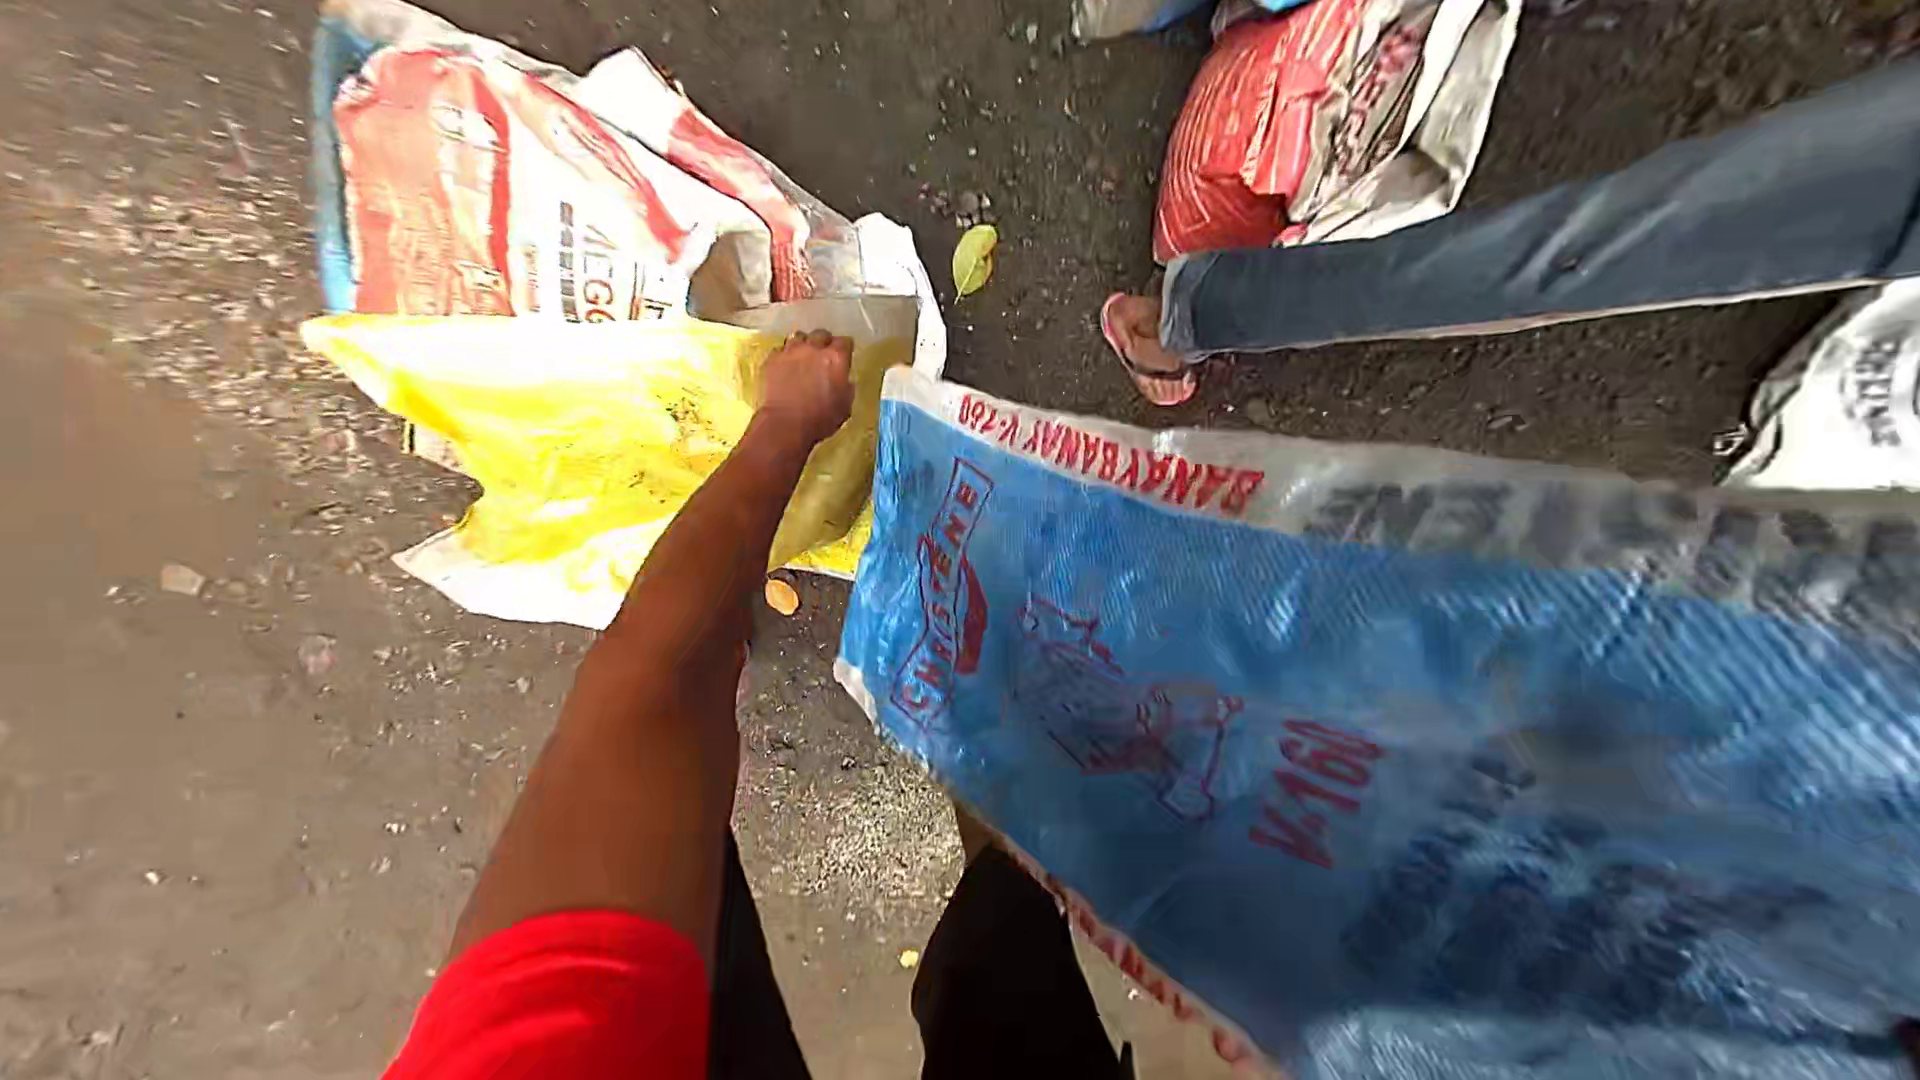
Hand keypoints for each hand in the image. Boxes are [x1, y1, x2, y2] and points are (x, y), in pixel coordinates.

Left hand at [757, 329, 854, 445]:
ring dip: (804, 344)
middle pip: (821, 334)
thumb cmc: (821, 419)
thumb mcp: (845, 405)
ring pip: (799, 337)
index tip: (844, 356)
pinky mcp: (773, 358)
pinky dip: (786, 354)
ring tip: (803, 356)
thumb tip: (844, 380)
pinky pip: (781, 349)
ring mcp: (791, 351)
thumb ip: (846, 386)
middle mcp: (814, 348)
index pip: (845, 342)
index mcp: (836, 358)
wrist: (787, 424)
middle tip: (824, 355)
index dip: (845, 349)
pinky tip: (787, 365)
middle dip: (824, 342)